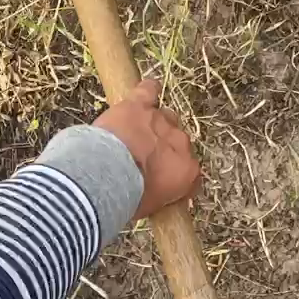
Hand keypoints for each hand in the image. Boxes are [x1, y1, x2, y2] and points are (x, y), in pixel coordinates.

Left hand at [91, 79, 199, 219]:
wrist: (107, 176)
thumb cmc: (128, 198)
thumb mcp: (149, 208)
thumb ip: (158, 197)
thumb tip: (154, 197)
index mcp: (187, 171)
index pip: (190, 172)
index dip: (176, 176)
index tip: (165, 181)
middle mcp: (180, 143)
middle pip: (178, 142)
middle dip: (165, 150)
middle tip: (145, 159)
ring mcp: (161, 121)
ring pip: (166, 117)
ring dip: (155, 125)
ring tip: (138, 134)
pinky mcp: (140, 105)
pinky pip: (149, 90)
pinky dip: (149, 90)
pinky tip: (147, 92)